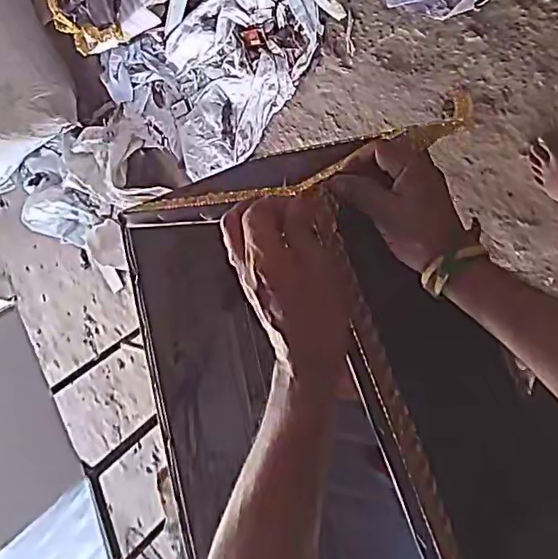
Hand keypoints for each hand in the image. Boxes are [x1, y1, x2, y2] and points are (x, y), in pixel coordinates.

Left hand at [222, 194, 358, 382]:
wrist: (307, 359)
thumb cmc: (319, 320)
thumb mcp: (322, 266)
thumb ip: (304, 230)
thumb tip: (299, 204)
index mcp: (263, 256)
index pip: (256, 210)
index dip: (278, 199)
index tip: (299, 201)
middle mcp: (246, 265)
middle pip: (234, 219)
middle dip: (257, 204)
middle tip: (283, 205)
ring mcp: (245, 278)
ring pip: (235, 236)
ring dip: (254, 221)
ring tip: (282, 222)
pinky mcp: (251, 289)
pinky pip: (243, 253)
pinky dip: (257, 240)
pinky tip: (281, 245)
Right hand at [328, 139, 469, 272]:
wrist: (449, 261)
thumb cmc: (418, 236)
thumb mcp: (383, 212)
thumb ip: (358, 191)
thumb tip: (335, 180)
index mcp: (413, 165)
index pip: (377, 148)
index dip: (354, 161)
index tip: (341, 178)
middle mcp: (423, 167)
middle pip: (385, 155)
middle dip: (362, 169)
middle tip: (346, 187)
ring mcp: (426, 181)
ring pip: (391, 169)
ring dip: (372, 180)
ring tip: (357, 197)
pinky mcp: (426, 196)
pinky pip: (400, 182)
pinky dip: (384, 189)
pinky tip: (374, 205)